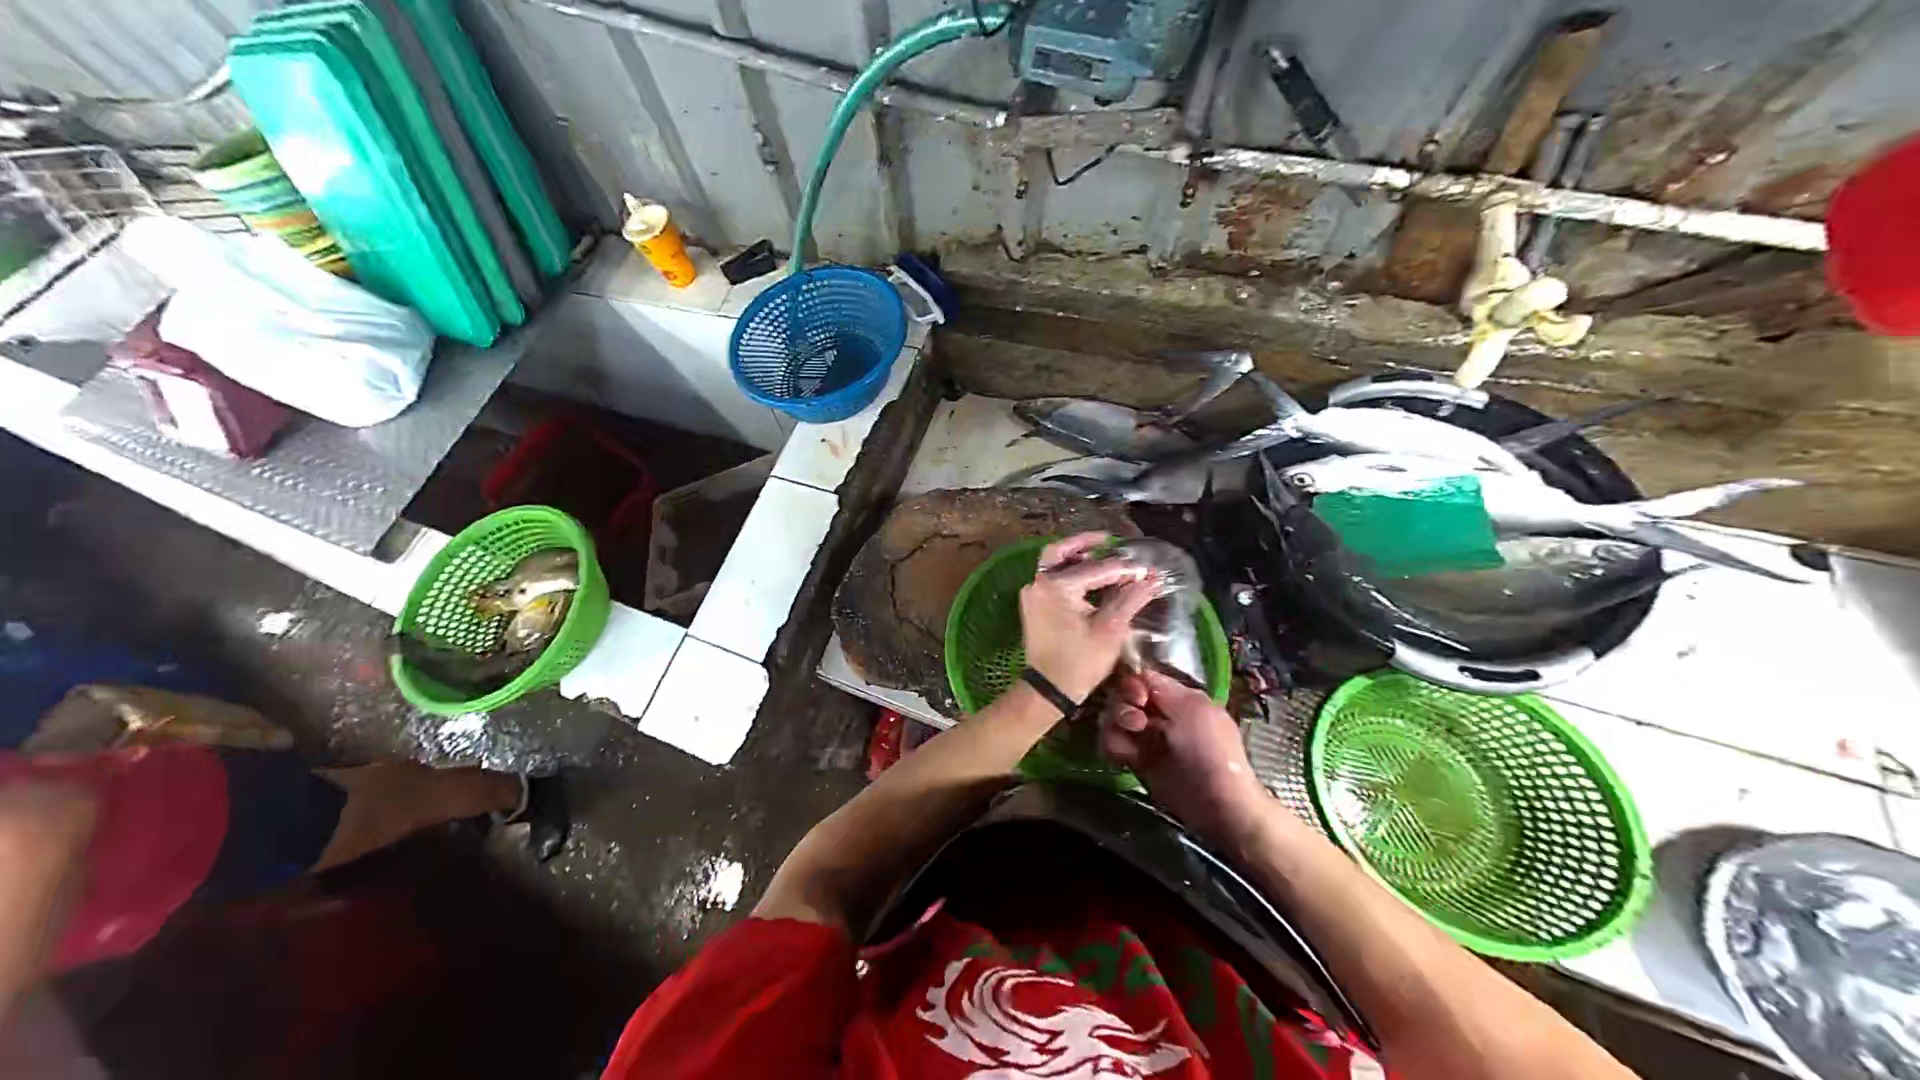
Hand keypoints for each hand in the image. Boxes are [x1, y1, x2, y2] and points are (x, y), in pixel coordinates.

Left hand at [1019, 533, 1160, 703]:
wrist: (1049, 689)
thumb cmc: (1080, 661)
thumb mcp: (1111, 629)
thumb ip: (1131, 598)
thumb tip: (1153, 578)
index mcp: (1056, 586)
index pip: (1096, 568)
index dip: (1123, 569)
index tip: (1144, 569)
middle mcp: (1038, 583)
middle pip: (1061, 552)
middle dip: (1086, 544)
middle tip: (1110, 540)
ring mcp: (1032, 593)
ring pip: (1052, 562)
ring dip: (1075, 555)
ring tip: (1101, 554)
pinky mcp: (1033, 604)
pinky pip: (1050, 578)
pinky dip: (1067, 572)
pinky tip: (1088, 576)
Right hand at [1100, 669, 1271, 847]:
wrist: (1216, 804)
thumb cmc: (1210, 751)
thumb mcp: (1192, 709)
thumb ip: (1161, 687)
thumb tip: (1136, 675)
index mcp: (1178, 697)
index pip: (1142, 678)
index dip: (1133, 684)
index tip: (1138, 698)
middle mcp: (1159, 713)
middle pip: (1122, 696)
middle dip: (1122, 707)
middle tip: (1137, 724)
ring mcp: (1146, 737)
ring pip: (1113, 719)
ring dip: (1115, 728)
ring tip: (1130, 746)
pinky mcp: (1136, 760)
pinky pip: (1113, 744)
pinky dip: (1113, 747)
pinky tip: (1125, 759)